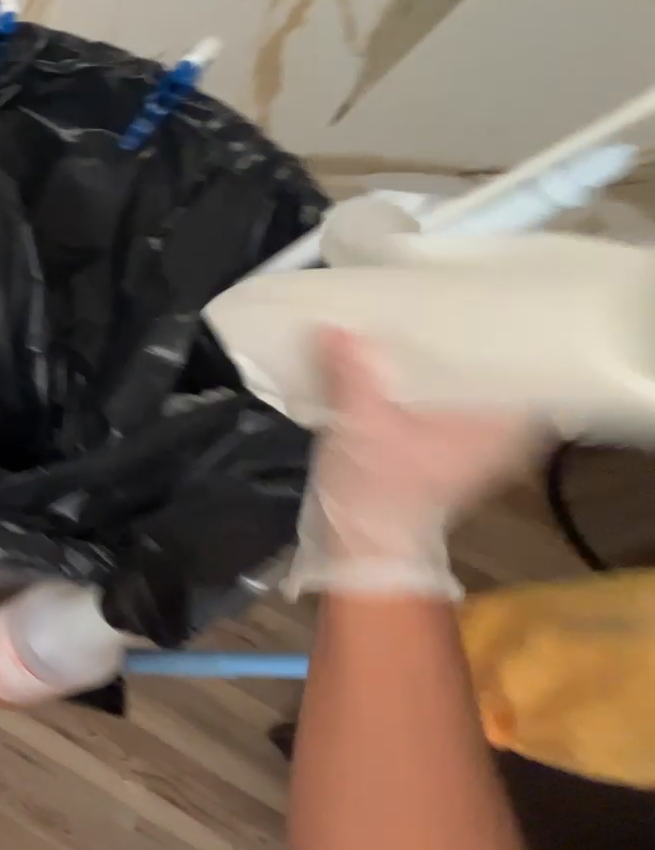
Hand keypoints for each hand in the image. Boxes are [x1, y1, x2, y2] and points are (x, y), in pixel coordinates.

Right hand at [311, 327, 537, 559]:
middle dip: (450, 347)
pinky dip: (417, 391)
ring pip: (460, 392)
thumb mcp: (359, 424)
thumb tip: (336, 328)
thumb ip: (352, 374)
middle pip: (484, 374)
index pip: (515, 361)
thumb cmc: (377, 487)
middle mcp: (502, 433)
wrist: (364, 543)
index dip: (487, 332)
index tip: (457, 305)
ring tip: (397, 339)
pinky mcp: (445, 456)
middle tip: (417, 313)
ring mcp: (475, 447)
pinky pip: (440, 409)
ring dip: (430, 370)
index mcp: (501, 422)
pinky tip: (388, 377)